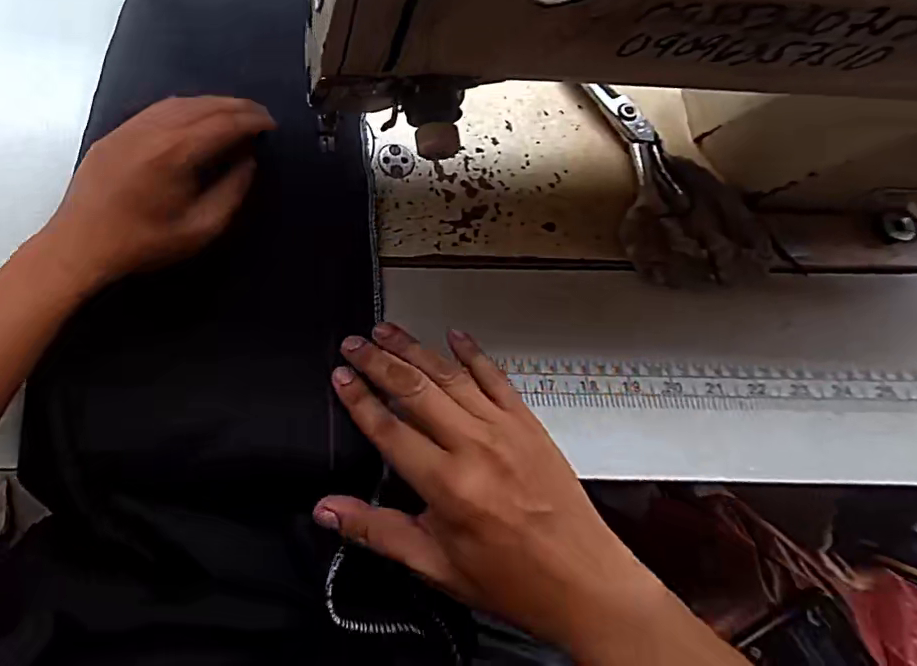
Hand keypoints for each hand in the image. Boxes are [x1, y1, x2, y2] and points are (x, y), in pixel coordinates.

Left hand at [39, 96, 274, 284]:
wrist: (78, 247)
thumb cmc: (141, 244)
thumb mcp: (199, 230)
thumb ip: (231, 192)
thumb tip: (248, 162)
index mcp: (176, 152)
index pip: (224, 122)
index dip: (252, 120)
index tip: (271, 124)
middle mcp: (153, 130)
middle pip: (204, 105)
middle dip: (237, 107)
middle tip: (259, 115)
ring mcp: (130, 127)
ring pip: (179, 102)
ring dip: (211, 103)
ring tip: (233, 113)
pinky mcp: (115, 133)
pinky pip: (156, 109)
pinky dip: (184, 107)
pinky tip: (194, 117)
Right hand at [315, 325, 736, 665]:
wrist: (588, 585)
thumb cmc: (515, 581)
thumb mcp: (436, 566)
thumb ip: (376, 531)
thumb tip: (329, 512)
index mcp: (449, 486)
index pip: (388, 428)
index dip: (358, 398)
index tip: (340, 376)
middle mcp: (474, 448)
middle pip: (413, 388)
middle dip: (377, 361)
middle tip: (353, 344)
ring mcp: (503, 429)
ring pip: (447, 374)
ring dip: (413, 348)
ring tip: (387, 331)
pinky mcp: (527, 422)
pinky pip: (494, 376)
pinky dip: (472, 352)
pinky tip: (454, 334)